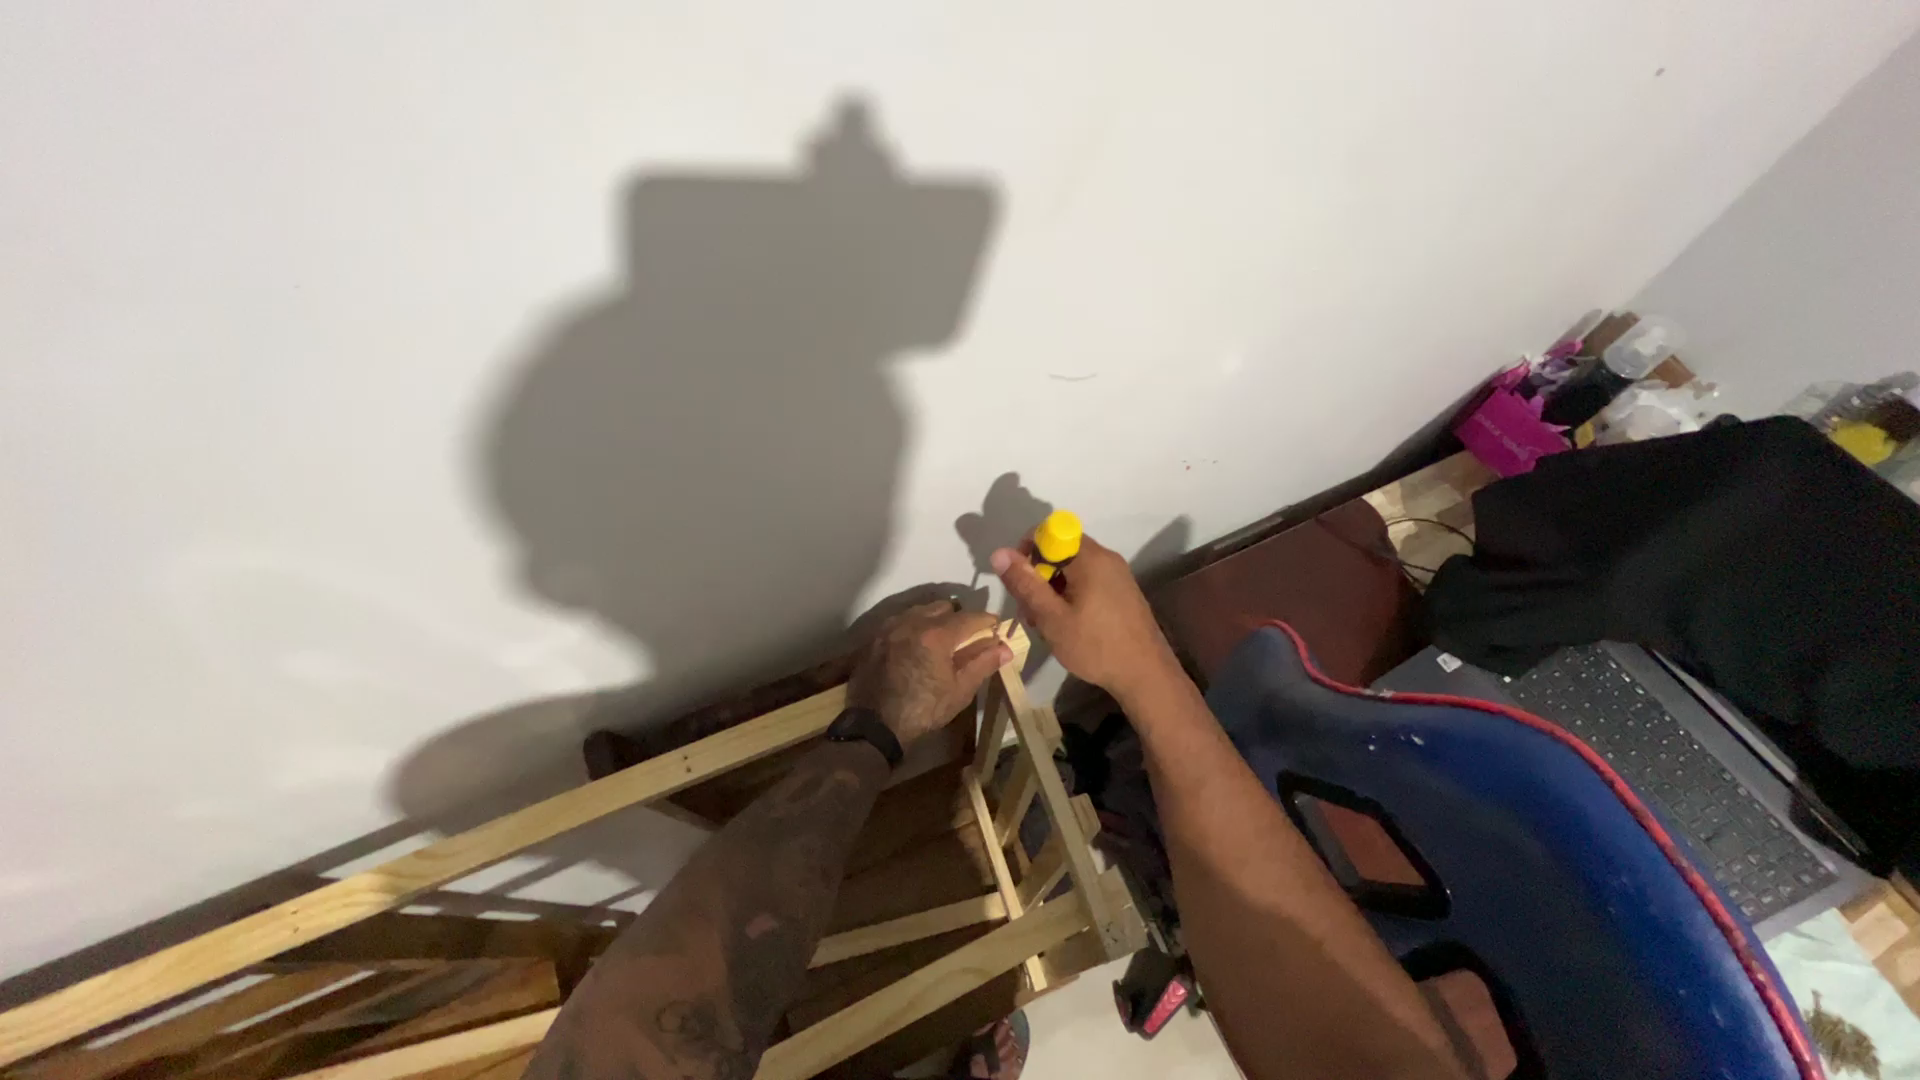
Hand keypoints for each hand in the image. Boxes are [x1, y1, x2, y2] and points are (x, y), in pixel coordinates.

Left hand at [846, 602, 1011, 749]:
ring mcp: (889, 627)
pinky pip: (900, 621)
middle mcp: (911, 622)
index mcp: (936, 634)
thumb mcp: (959, 691)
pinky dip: (913, 627)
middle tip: (966, 636)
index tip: (996, 627)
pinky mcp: (874, 637)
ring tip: (940, 640)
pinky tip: (916, 645)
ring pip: (919, 611)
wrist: (874, 726)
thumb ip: (983, 664)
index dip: (986, 621)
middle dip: (959, 618)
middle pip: (943, 608)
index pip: (969, 618)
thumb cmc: (923, 710)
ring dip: (934, 619)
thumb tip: (1005, 648)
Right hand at [992, 536, 1181, 703]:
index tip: (1019, 581)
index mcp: (1090, 558)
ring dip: (1052, 590)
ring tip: (1046, 625)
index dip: (1028, 550)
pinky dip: (1071, 596)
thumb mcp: (1052, 617)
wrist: (1146, 675)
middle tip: (1030, 613)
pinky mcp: (1122, 592)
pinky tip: (1067, 626)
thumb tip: (999, 552)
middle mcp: (1106, 558)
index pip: (1050, 532)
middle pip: (1060, 551)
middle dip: (1038, 576)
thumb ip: (1025, 583)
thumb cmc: (1095, 646)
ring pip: (1073, 569)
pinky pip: (1088, 581)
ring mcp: (1117, 575)